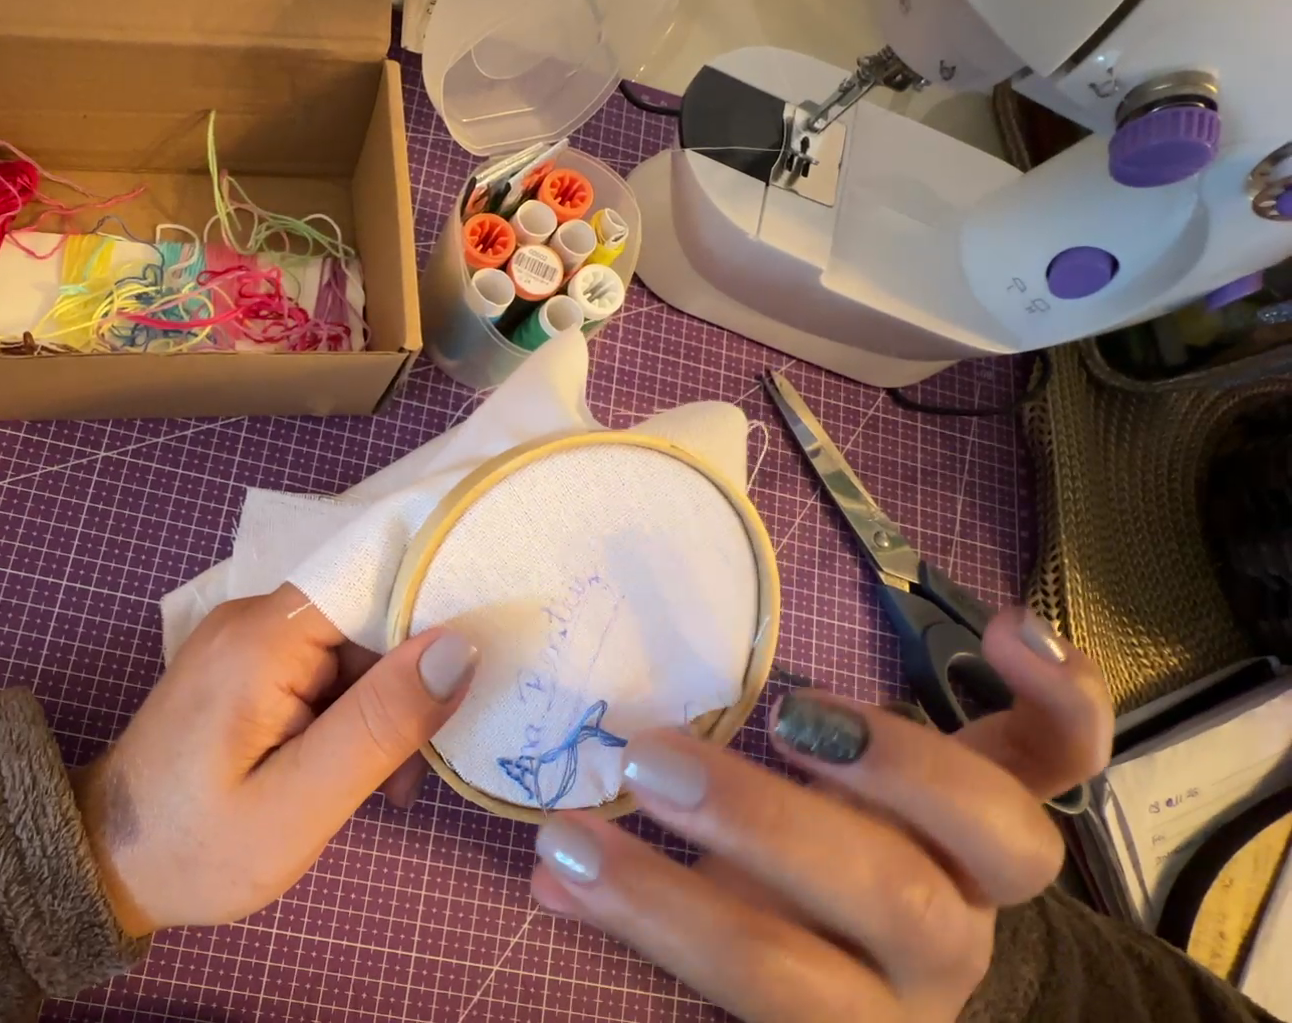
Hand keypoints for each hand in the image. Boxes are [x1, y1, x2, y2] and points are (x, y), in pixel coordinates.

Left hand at [75, 584, 477, 935]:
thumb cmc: (199, 846)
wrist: (105, 865)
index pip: (366, 582)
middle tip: (408, 772)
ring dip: (375, 710)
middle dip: (401, 687)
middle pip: (361, 621)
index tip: (469, 673)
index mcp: (261, 638)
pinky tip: (346, 768)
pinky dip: (344, 714)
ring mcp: (244, 642)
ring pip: (346, 650)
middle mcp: (251, 620)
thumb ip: (380, 723)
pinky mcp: (244, 669)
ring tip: (379, 786)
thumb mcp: (301, 801)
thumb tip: (456, 646)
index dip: (425, 614)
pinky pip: (317, 670)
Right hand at [531, 608, 1111, 1021]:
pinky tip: (1003, 626)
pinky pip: (1066, 758)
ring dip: (900, 764)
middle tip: (651, 756)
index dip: (662, 912)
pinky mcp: (1021, 805)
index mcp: (850, 995)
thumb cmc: (791, 941)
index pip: (763, 968)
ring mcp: (990, 875)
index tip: (565, 841)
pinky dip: (1058, 697)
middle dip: (759, 823)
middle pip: (884, 898)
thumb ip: (639, 913)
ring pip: (1002, 836)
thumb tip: (546, 879)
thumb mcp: (720, 939)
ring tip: (792, 712)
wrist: (904, 956)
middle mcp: (936, 943)